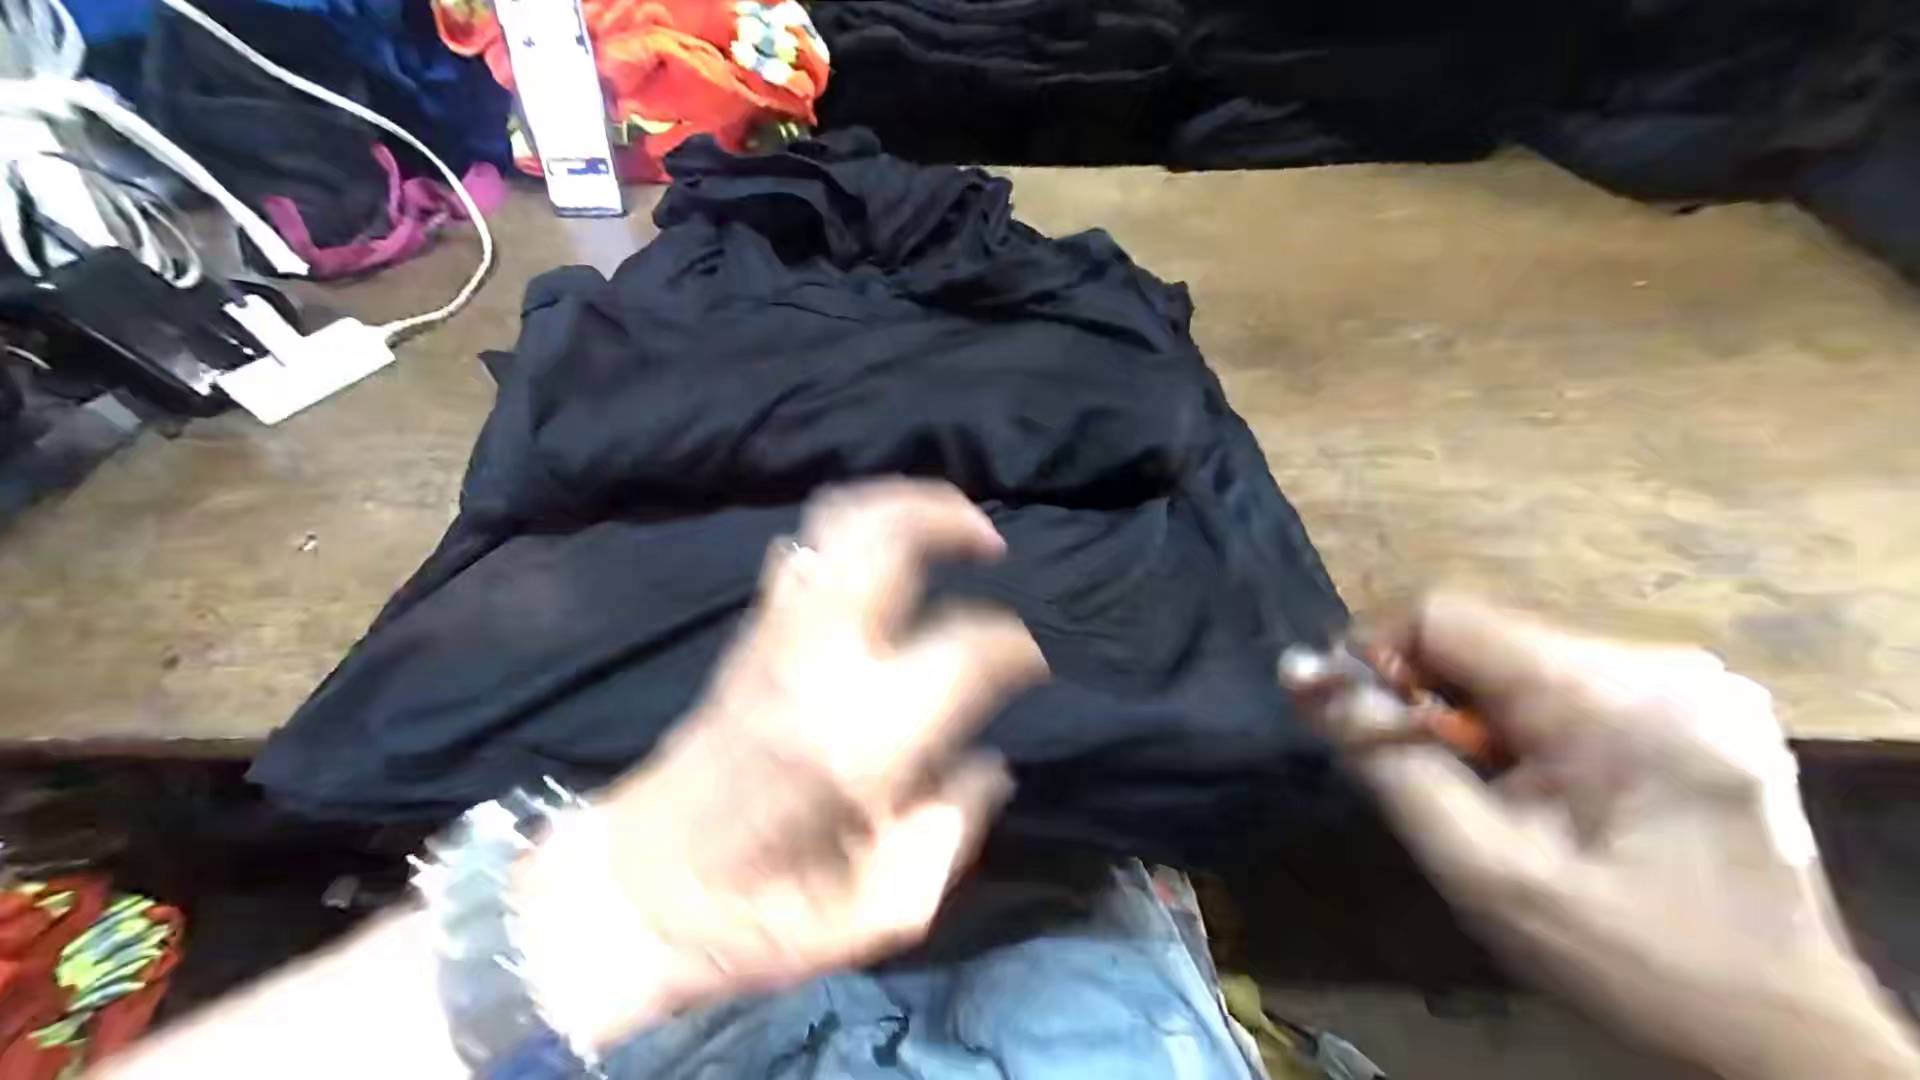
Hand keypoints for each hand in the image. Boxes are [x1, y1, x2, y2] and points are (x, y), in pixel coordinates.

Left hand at [512, 480, 1047, 1046]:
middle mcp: (820, 664)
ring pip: (839, 526)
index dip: (1015, 649)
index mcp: (862, 738)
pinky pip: (804, 552)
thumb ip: (953, 832)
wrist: (634, 892)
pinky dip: (850, 535)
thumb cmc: (761, 914)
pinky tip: (878, 556)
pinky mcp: (750, 635)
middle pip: (887, 541)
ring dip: (899, 507)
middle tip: (989, 541)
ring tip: (943, 523)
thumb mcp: (883, 911)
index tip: (1029, 665)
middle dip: (948, 518)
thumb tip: (989, 765)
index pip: (967, 650)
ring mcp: (777, 638)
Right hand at [1305, 595, 1918, 1079]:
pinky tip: (1538, 775)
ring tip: (1490, 782)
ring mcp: (1683, 676)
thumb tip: (1294, 668)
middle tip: (1434, 771)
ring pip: (1505, 653)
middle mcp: (1659, 663)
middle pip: (1476, 636)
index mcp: (1618, 700)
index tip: (1367, 724)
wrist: (1779, 1036)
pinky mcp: (1685, 695)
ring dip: (1469, 709)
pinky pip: (1548, 673)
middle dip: (1429, 696)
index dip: (1382, 662)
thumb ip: (1382, 757)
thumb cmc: (1622, 957)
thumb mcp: (1478, 864)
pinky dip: (1512, 716)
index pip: (1443, 617)